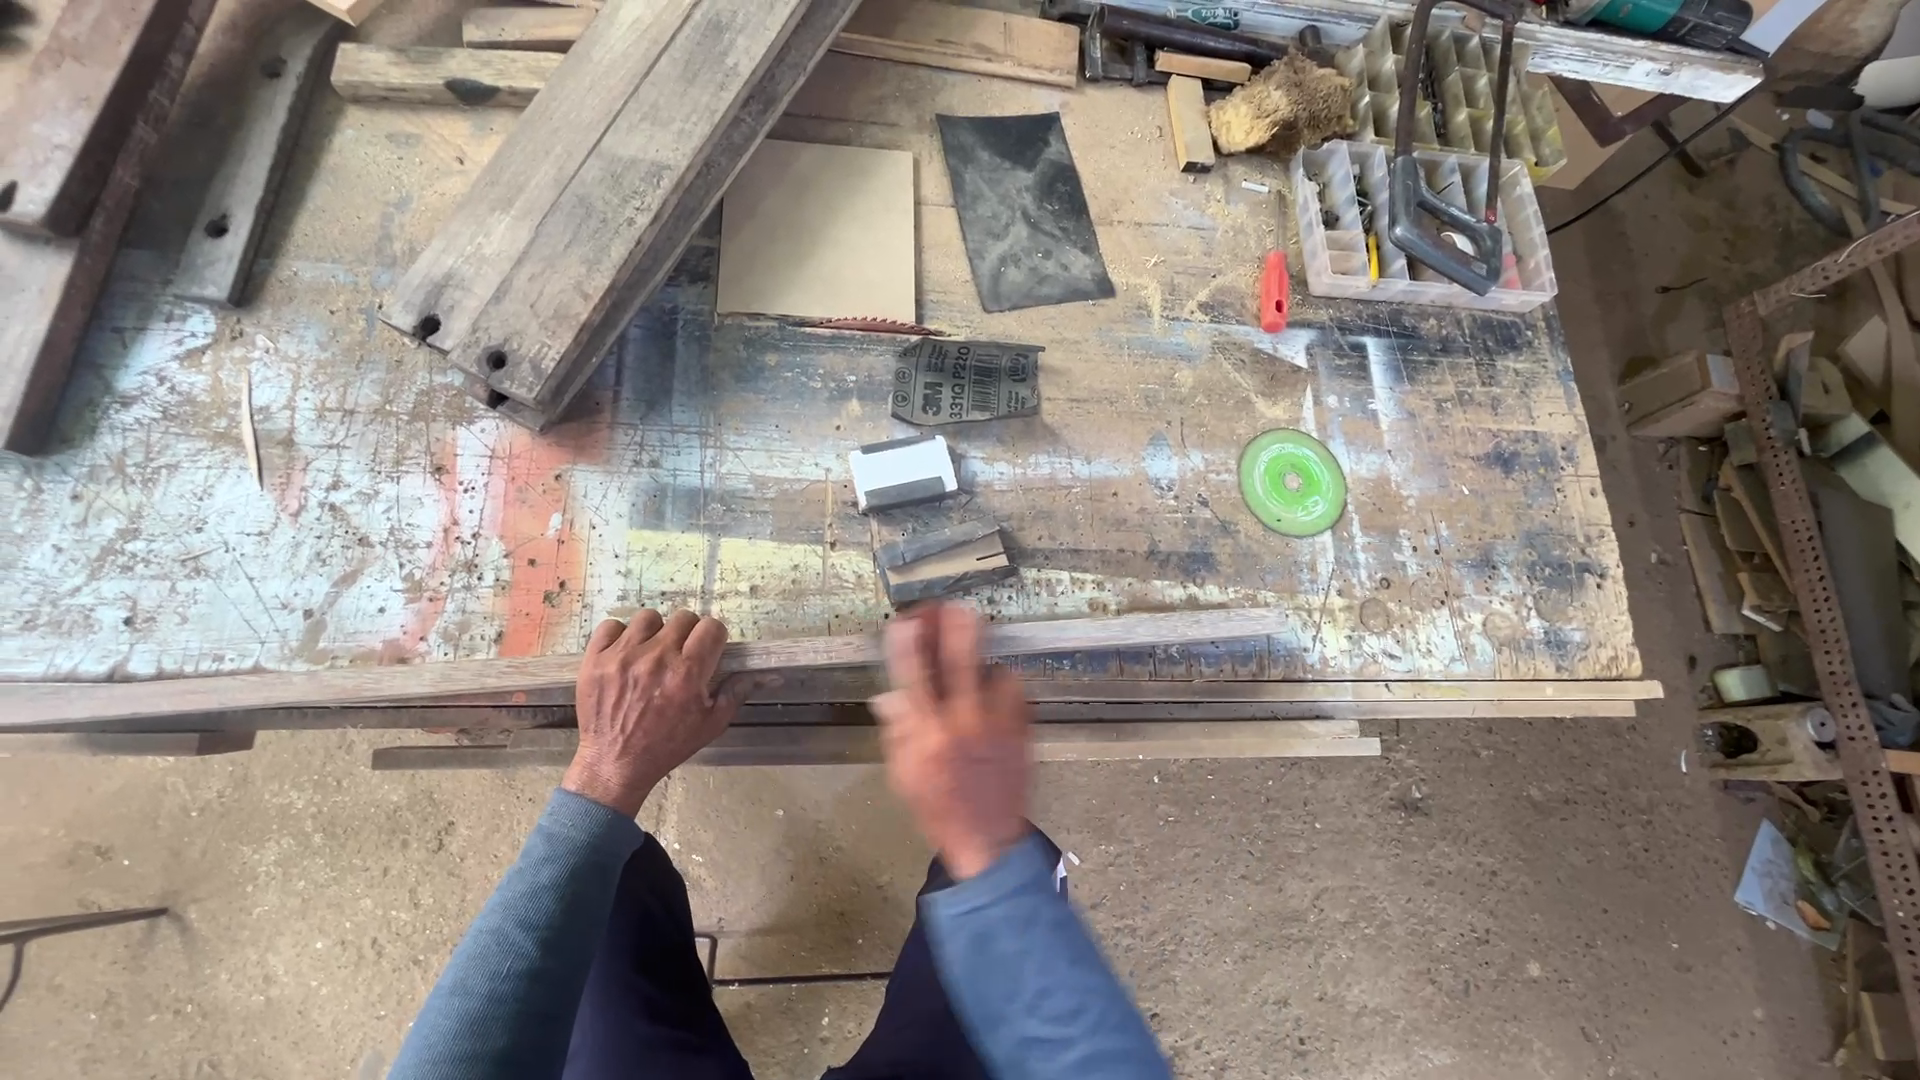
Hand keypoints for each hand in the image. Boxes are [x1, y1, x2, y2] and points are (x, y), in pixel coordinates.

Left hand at [564, 610, 759, 815]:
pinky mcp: (595, 659)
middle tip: (681, 654)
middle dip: (688, 633)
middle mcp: (657, 657)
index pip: (711, 627)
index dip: (714, 637)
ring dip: (655, 632)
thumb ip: (736, 693)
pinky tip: (625, 653)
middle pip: (683, 618)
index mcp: (688, 671)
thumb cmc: (667, 745)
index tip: (707, 650)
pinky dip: (620, 636)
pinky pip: (611, 626)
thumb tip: (760, 673)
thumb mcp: (711, 725)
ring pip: (648, 618)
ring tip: (651, 653)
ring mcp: (622, 656)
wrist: (615, 764)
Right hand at [869, 603, 1031, 879]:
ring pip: (995, 671)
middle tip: (951, 607)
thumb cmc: (937, 808)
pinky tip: (995, 693)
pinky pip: (1016, 691)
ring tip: (974, 670)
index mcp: (928, 733)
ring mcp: (999, 724)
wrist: (989, 841)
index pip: (913, 675)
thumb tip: (889, 695)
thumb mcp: (903, 775)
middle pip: (961, 658)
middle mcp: (964, 721)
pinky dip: (1003, 686)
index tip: (904, 620)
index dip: (907, 642)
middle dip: (954, 626)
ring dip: (983, 665)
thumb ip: (897, 731)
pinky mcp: (1024, 730)